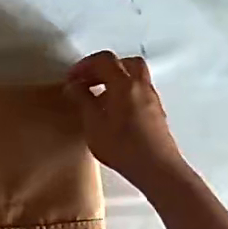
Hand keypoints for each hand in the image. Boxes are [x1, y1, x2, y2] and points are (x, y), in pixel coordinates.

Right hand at [63, 51, 189, 191]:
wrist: (156, 168)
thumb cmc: (124, 147)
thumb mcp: (93, 124)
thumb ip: (83, 100)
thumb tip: (74, 86)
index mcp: (124, 83)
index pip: (104, 60)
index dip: (84, 65)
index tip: (72, 78)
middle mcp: (141, 86)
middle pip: (123, 62)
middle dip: (102, 68)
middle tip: (86, 81)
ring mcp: (151, 99)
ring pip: (134, 76)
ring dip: (114, 79)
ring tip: (97, 97)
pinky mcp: (155, 112)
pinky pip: (139, 91)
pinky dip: (124, 92)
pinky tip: (112, 112)